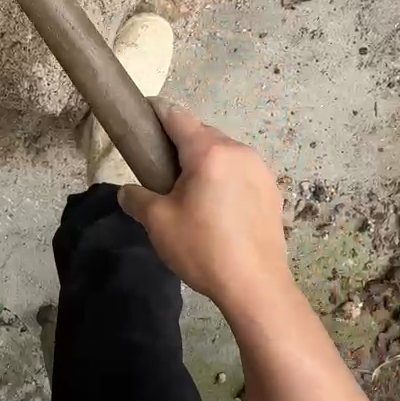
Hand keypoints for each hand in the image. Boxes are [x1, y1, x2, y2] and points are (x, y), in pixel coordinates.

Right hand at [118, 98, 292, 312]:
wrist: (257, 289)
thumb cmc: (204, 249)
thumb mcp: (157, 223)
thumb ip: (136, 198)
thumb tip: (128, 192)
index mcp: (208, 152)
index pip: (176, 115)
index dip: (155, 111)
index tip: (141, 115)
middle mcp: (238, 151)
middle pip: (201, 132)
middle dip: (179, 142)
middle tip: (160, 167)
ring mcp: (260, 170)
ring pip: (223, 151)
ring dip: (204, 160)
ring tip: (189, 190)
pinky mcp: (272, 191)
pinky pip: (240, 170)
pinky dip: (224, 176)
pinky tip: (216, 206)